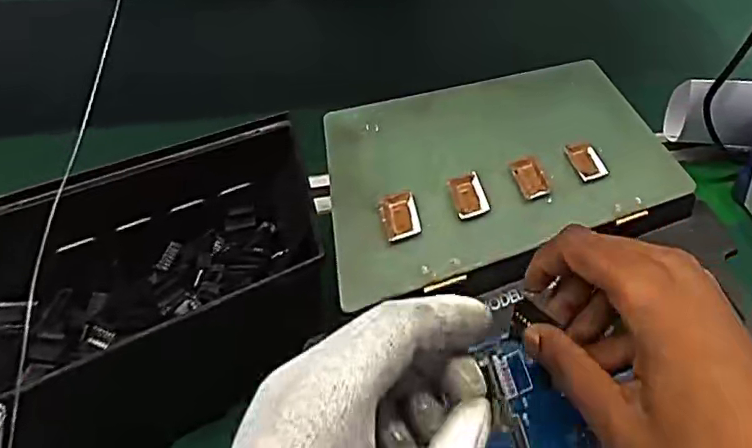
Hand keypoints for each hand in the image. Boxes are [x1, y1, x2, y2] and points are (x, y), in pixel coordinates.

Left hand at [235, 295, 493, 447]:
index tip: (481, 324)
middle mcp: (296, 386)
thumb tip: (474, 416)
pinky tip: (393, 446)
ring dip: (408, 385)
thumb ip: (450, 443)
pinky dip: (376, 406)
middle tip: (467, 390)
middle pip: (383, 336)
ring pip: (361, 363)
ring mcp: (277, 409)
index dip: (452, 317)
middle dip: (434, 358)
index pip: (402, 320)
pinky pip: (336, 394)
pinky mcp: (271, 434)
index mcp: (325, 389)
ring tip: (433, 431)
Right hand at [521, 226, 751, 447]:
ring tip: (585, 354)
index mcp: (650, 286)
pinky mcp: (712, 302)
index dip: (545, 263)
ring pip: (631, 269)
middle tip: (554, 330)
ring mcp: (699, 284)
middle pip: (604, 252)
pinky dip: (631, 309)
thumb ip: (569, 368)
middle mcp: (676, 271)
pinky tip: (621, 359)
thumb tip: (540, 340)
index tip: (531, 288)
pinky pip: (659, 286)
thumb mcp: (620, 416)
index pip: (578, 244)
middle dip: (572, 289)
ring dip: (600, 301)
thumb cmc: (711, 444)